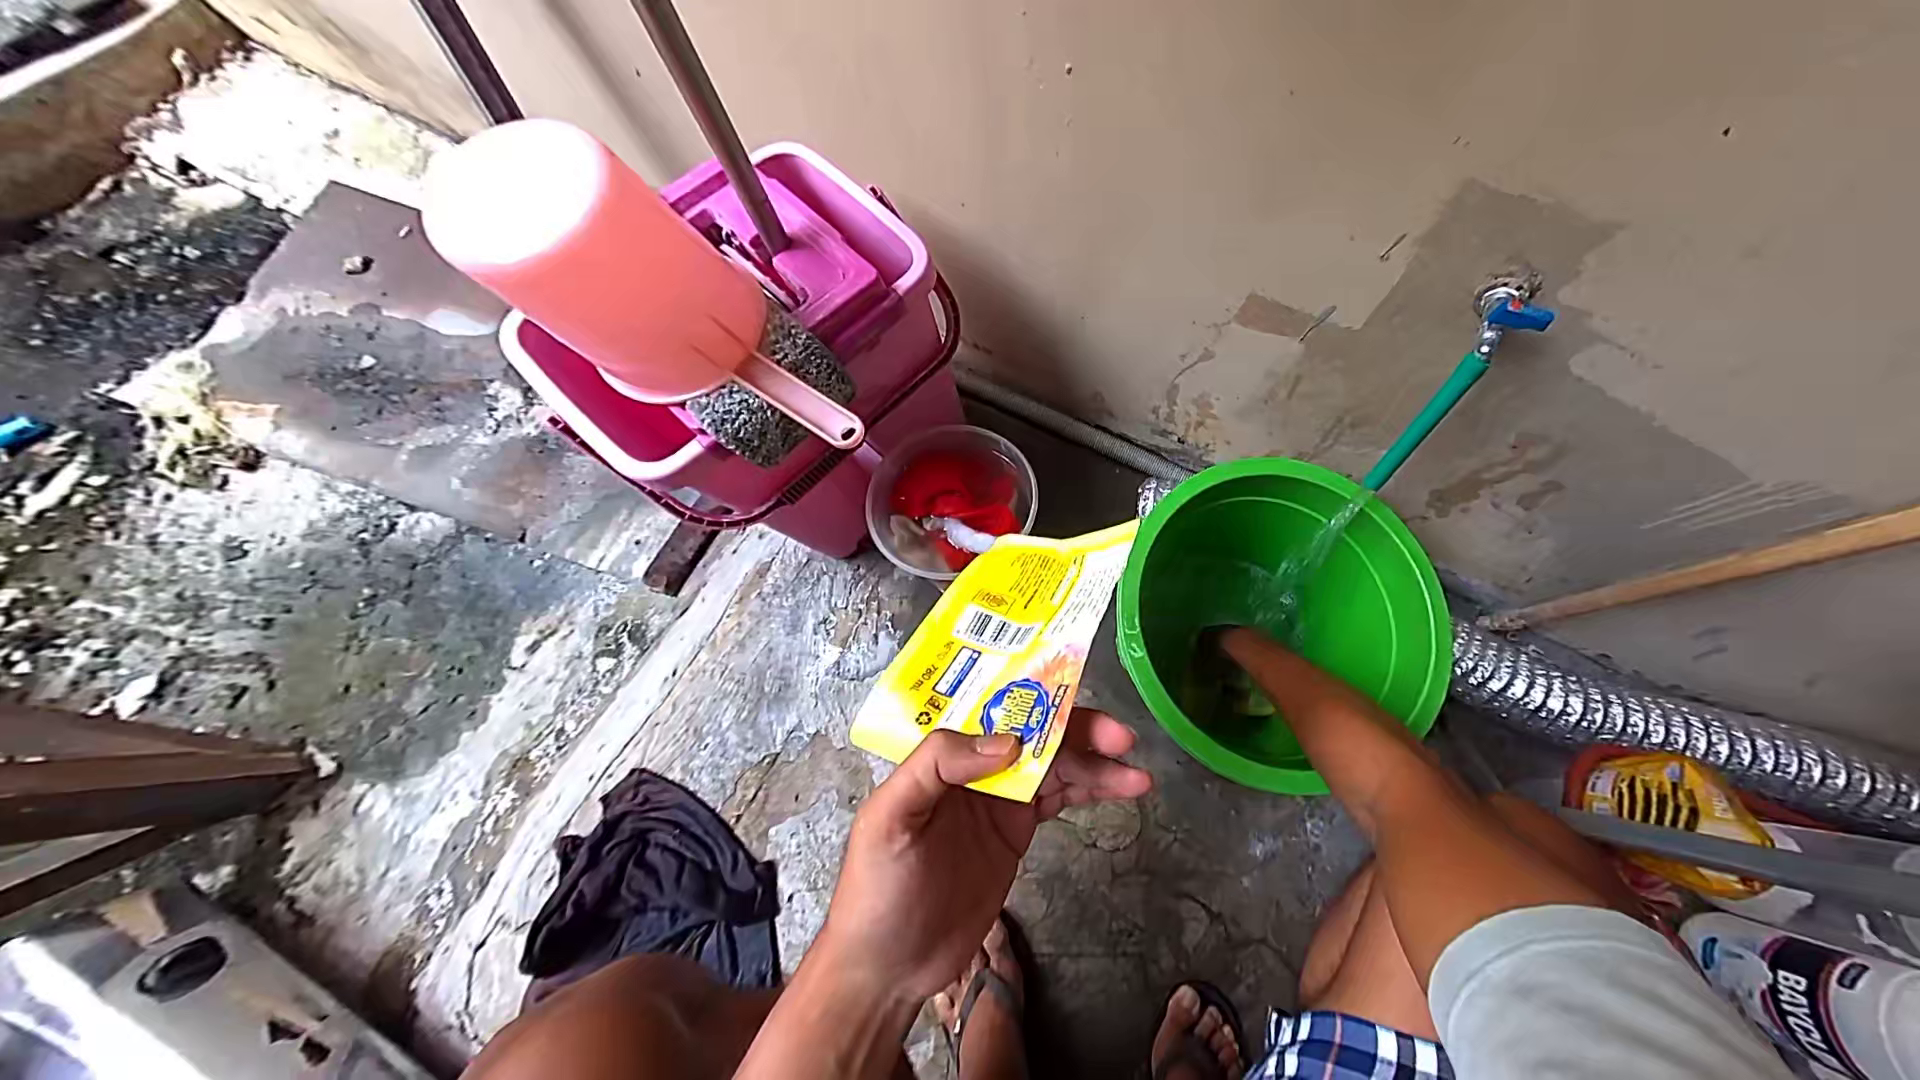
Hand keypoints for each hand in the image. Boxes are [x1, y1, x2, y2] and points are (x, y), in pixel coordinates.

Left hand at [810, 708, 1151, 1008]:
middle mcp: (972, 767)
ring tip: (1134, 770)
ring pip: (1053, 766)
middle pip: (1031, 735)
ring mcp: (997, 799)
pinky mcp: (1015, 831)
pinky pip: (1057, 798)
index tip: (1073, 698)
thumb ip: (937, 764)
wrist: (890, 966)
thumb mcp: (891, 817)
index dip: (1032, 699)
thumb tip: (1009, 740)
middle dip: (1076, 729)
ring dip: (1094, 762)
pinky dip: (1089, 790)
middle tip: (1120, 736)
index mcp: (940, 753)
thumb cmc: (878, 887)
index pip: (990, 711)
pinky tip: (1120, 787)